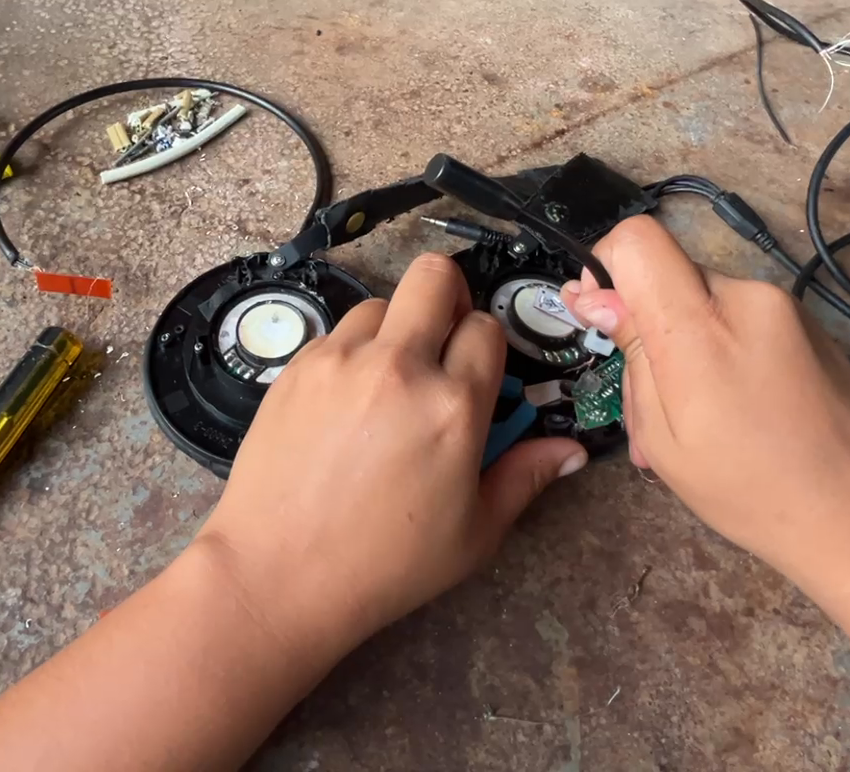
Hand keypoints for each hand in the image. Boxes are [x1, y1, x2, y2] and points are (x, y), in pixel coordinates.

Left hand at [193, 253, 588, 659]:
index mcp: (453, 405)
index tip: (475, 370)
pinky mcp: (297, 364)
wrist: (277, 572)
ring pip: (382, 302)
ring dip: (395, 328)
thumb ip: (524, 478)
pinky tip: (344, 399)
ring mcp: (341, 358)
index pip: (486, 327)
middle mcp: (399, 365)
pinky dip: (351, 352)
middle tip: (440, 337)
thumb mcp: (473, 534)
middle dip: (448, 294)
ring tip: (386, 378)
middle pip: (433, 275)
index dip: (485, 344)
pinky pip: (337, 333)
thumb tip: (572, 449)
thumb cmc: (385, 563)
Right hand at [561, 216, 849, 593]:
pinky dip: (718, 349)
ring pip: (699, 299)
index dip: (604, 265)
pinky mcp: (809, 323)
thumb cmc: (749, 490)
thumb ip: (630, 353)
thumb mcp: (663, 434)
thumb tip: (594, 296)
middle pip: (666, 275)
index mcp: (701, 327)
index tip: (600, 313)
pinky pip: (738, 317)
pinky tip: (730, 407)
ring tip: (691, 414)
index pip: (637, 240)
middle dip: (644, 322)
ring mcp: (785, 307)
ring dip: (682, 343)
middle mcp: (747, 297)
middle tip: (647, 396)